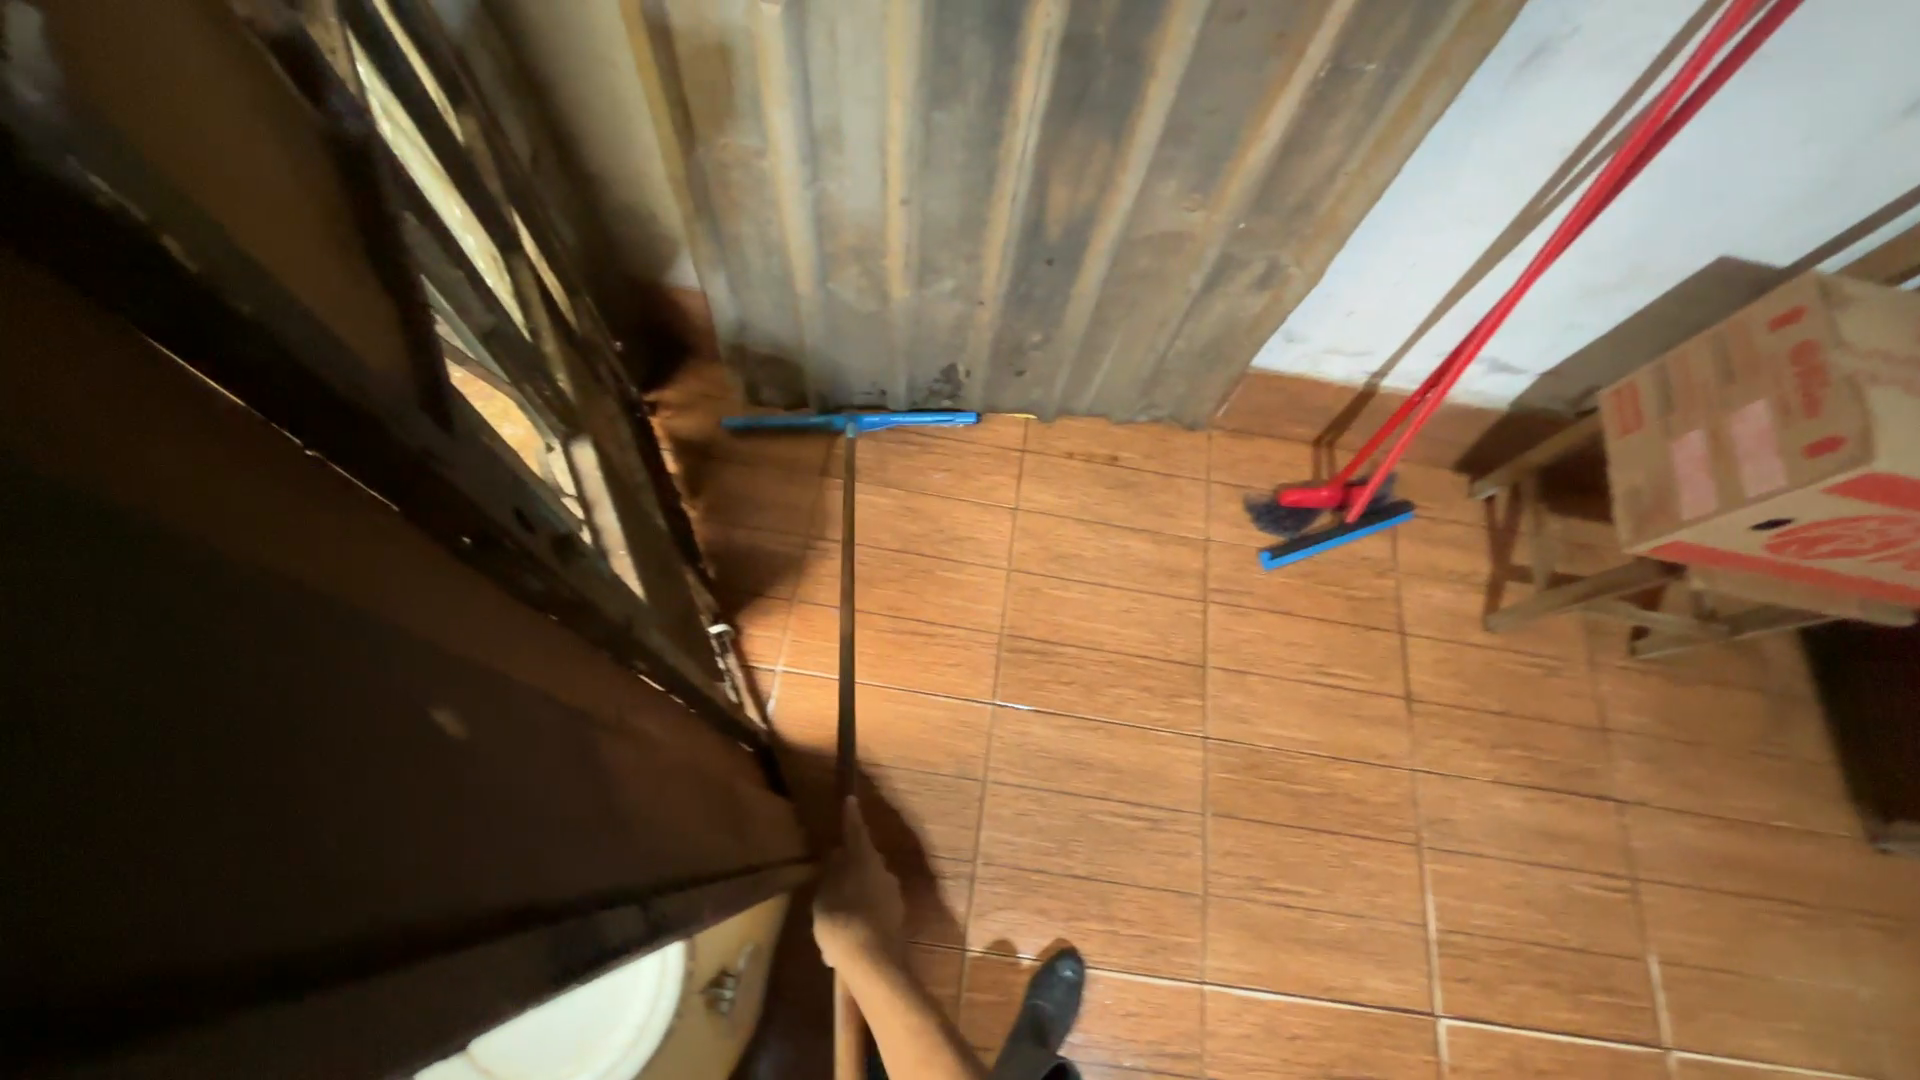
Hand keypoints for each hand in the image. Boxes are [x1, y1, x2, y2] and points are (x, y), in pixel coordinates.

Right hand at [813, 798, 904, 970]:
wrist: (873, 962)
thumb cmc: (841, 921)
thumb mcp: (825, 896)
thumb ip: (831, 873)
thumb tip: (838, 854)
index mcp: (864, 860)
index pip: (856, 831)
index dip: (851, 816)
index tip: (851, 799)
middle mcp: (883, 872)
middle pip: (864, 862)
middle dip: (849, 869)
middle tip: (830, 883)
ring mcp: (893, 896)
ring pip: (868, 890)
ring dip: (852, 899)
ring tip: (831, 924)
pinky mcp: (897, 919)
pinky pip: (873, 912)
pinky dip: (859, 919)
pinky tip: (841, 944)